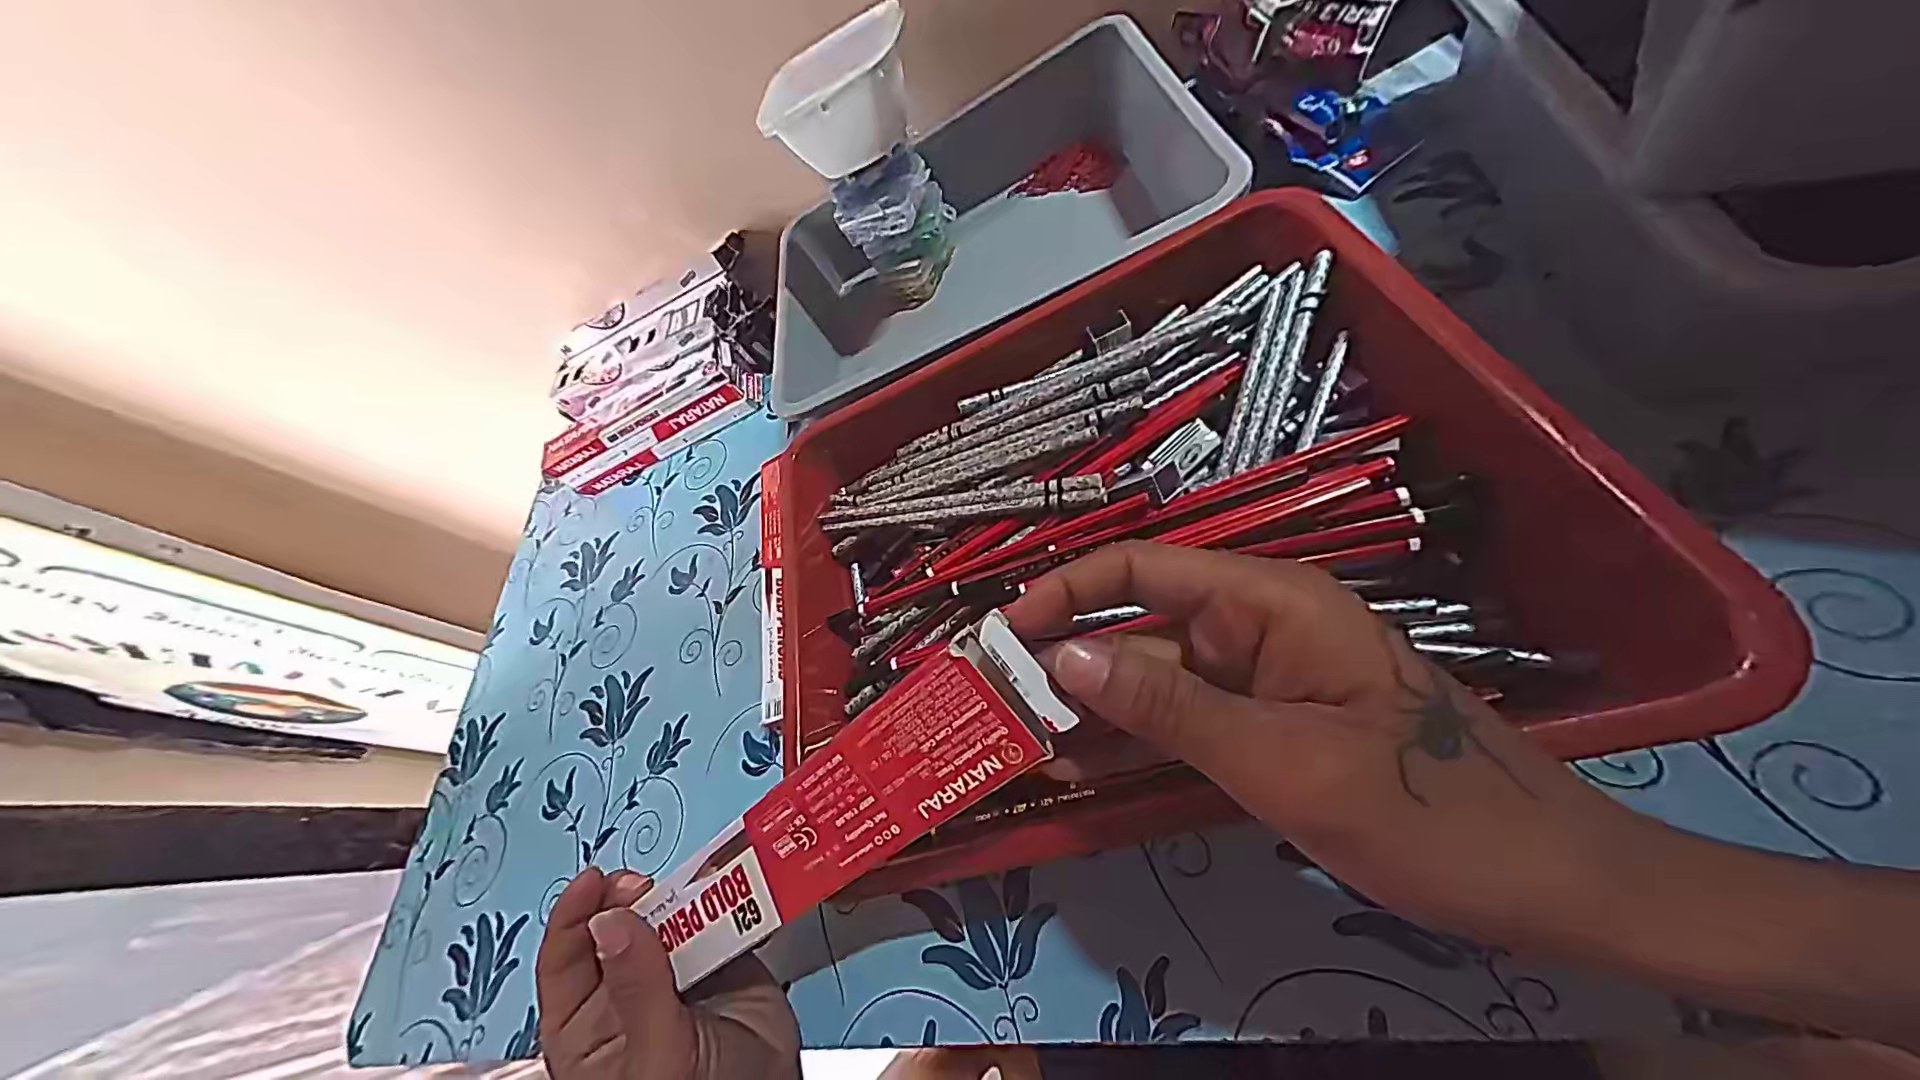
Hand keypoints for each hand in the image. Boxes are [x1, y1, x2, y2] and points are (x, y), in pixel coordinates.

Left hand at [536, 866, 799, 1079]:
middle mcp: (628, 990)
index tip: (592, 881)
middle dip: (631, 899)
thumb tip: (609, 920)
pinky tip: (731, 889)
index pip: (566, 961)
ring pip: (669, 914)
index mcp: (588, 1026)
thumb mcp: (655, 1054)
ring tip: (697, 887)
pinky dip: (727, 896)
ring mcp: (677, 969)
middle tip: (647, 885)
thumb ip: (637, 986)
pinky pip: (719, 914)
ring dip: (683, 894)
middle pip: (620, 926)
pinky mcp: (722, 953)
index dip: (573, 917)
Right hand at [1003, 541, 1638, 945]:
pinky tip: (1079, 766)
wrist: (1551, 886)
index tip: (1007, 631)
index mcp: (1267, 602)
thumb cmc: (1430, 813)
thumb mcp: (1283, 760)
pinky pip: (1176, 722)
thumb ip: (1168, 707)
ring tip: (1027, 743)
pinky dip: (1130, 741)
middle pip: (1136, 627)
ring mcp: (1251, 678)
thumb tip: (1064, 657)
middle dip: (1068, 662)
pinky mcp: (1255, 722)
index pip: (1141, 569)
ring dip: (1090, 710)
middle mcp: (1250, 626)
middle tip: (1002, 704)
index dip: (1067, 591)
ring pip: (1149, 680)